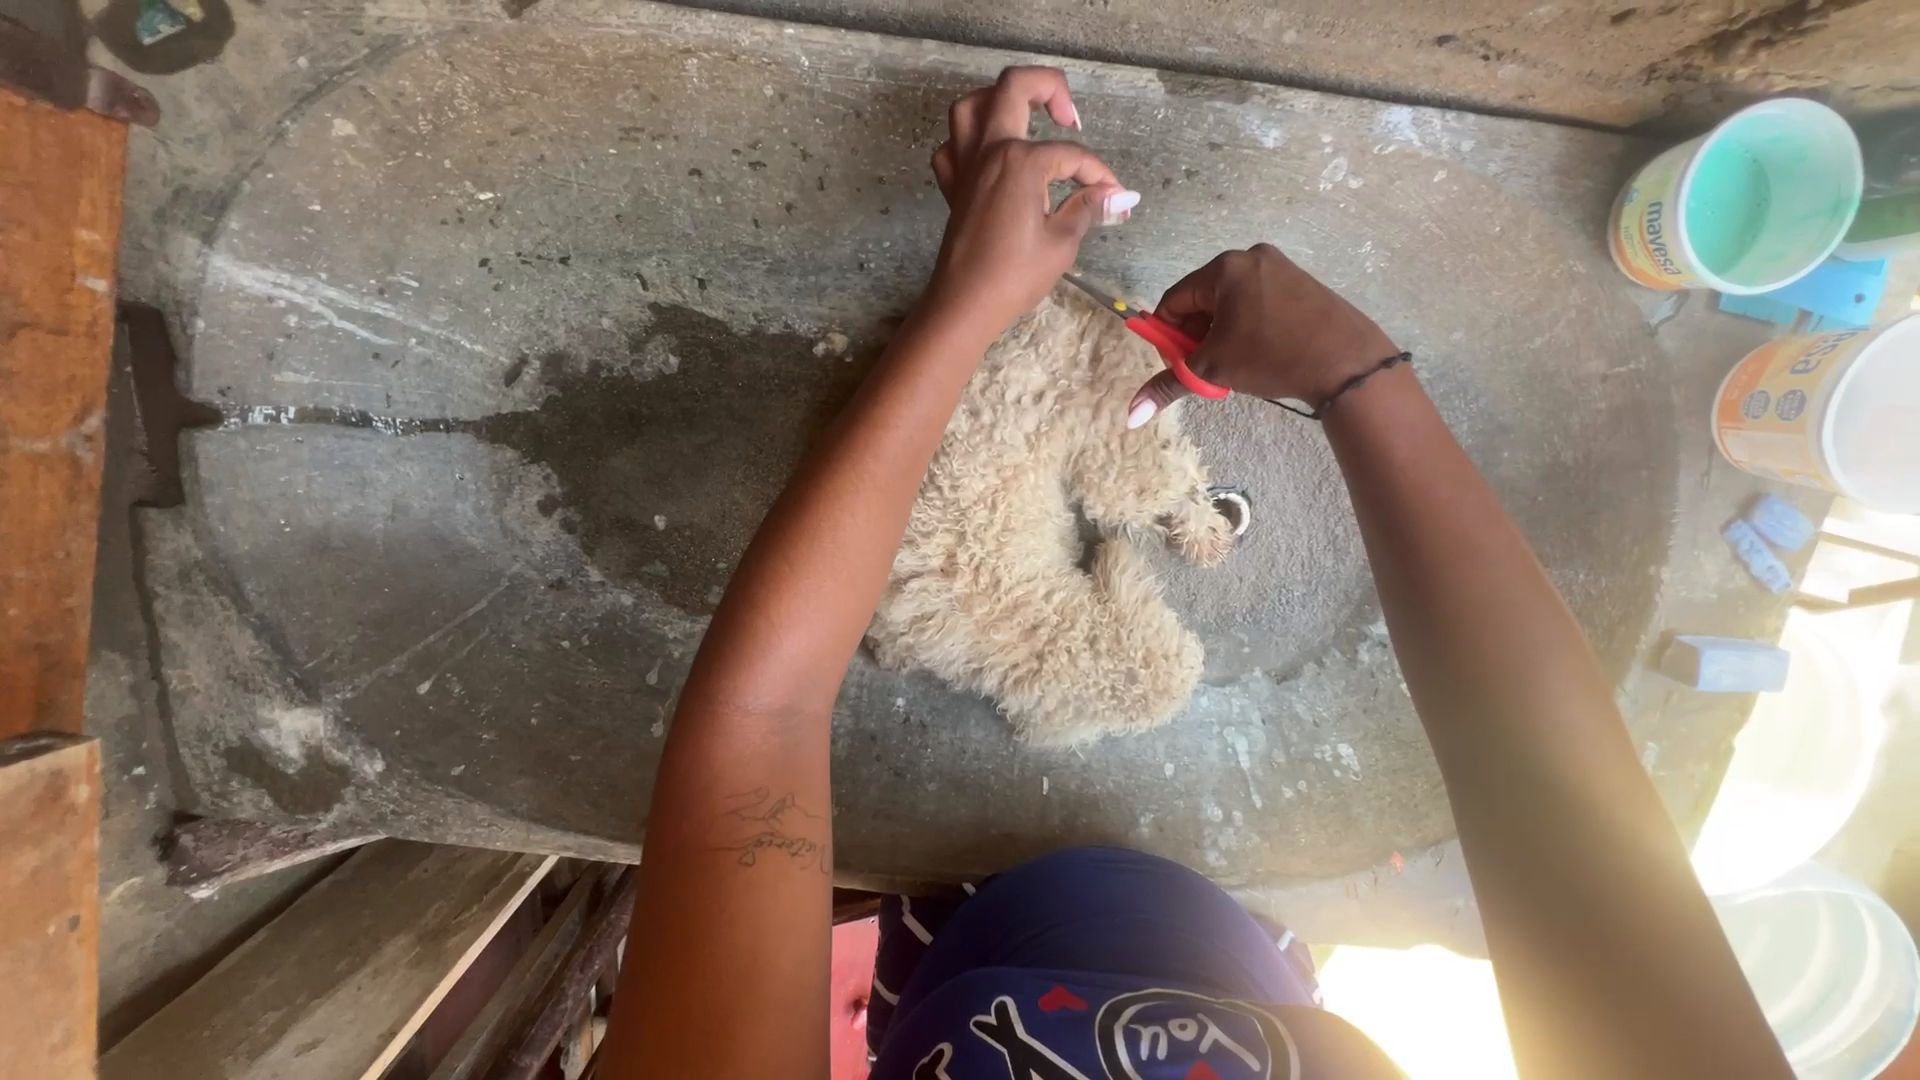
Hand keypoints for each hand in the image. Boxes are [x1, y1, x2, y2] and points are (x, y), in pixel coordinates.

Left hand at [925, 67, 1139, 336]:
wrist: (965, 305)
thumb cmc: (1013, 277)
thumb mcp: (1061, 244)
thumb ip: (1089, 209)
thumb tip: (1123, 197)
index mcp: (1020, 162)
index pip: (1071, 154)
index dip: (1099, 174)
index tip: (1115, 197)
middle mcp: (989, 151)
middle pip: (1015, 87)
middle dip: (1050, 88)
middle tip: (1069, 119)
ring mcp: (966, 167)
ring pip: (972, 106)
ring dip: (1000, 101)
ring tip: (1026, 120)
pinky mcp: (953, 188)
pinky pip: (951, 147)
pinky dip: (968, 142)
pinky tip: (989, 157)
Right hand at [1128, 244, 1399, 426]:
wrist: (1346, 360)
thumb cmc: (1271, 356)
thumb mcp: (1213, 370)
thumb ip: (1168, 385)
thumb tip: (1130, 415)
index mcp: (1223, 268)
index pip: (1173, 301)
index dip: (1168, 337)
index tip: (1181, 363)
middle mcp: (1249, 257)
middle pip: (1201, 299)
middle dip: (1198, 335)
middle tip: (1211, 365)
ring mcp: (1278, 266)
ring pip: (1229, 303)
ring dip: (1222, 333)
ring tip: (1237, 362)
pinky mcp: (1299, 282)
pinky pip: (1256, 302)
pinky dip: (1247, 327)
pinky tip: (1260, 351)